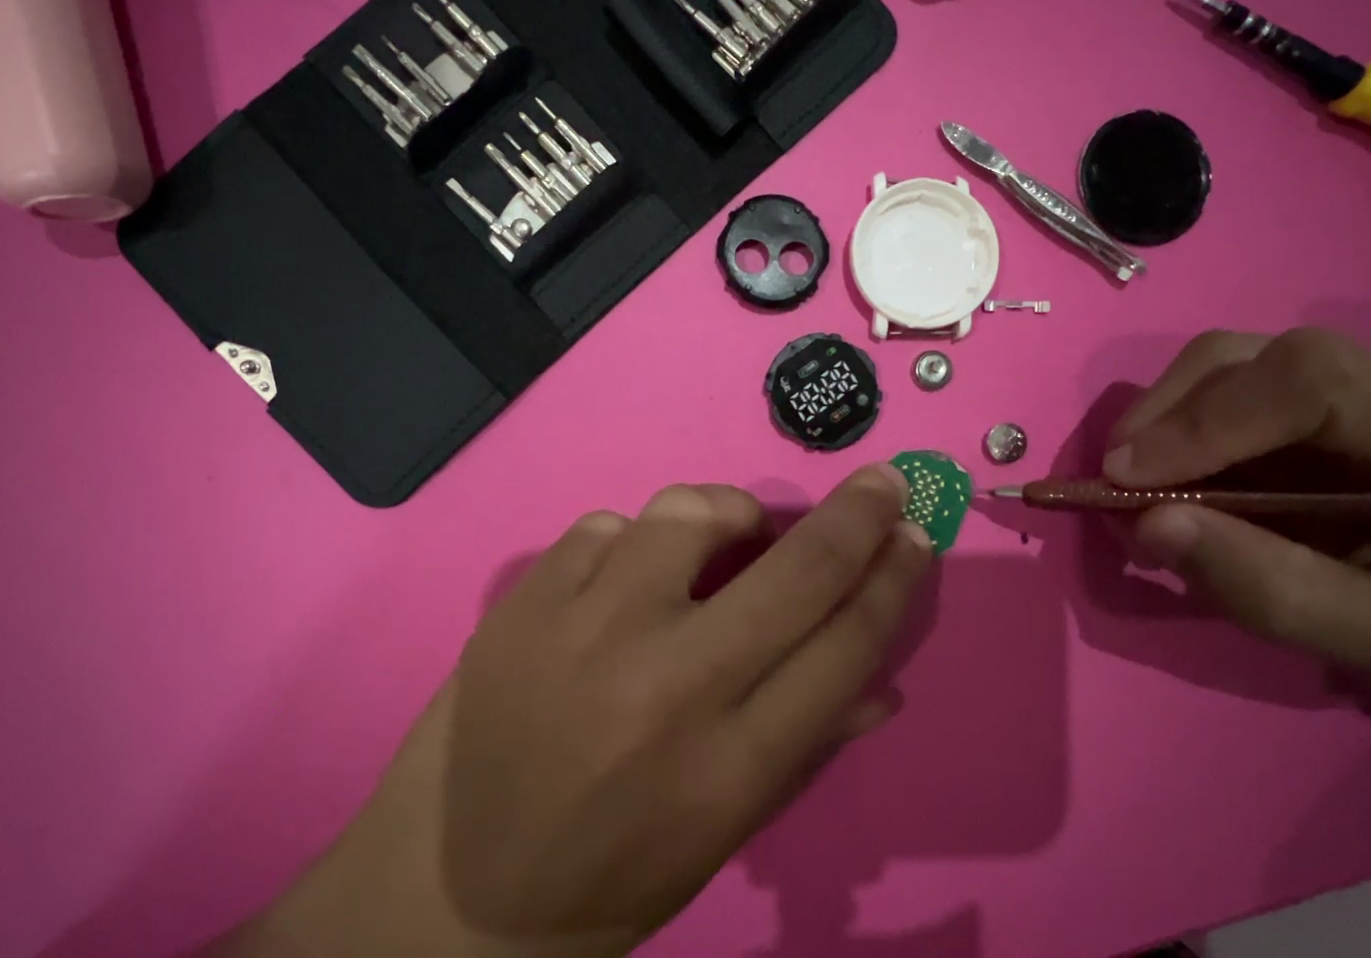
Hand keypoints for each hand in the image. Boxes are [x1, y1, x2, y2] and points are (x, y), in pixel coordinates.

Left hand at [230, 466, 932, 956]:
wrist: (457, 886)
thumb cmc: (613, 870)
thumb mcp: (725, 830)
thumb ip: (808, 747)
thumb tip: (883, 682)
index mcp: (734, 761)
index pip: (846, 644)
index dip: (893, 582)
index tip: (913, 536)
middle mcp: (671, 684)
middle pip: (796, 571)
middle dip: (855, 516)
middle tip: (879, 483)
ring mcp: (587, 633)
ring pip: (687, 516)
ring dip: (727, 515)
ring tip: (729, 535)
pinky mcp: (523, 605)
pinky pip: (602, 529)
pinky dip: (629, 543)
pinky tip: (622, 582)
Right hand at [1105, 328, 1370, 721]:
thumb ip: (1268, 586)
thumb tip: (1146, 526)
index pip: (1305, 381)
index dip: (1205, 422)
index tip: (1131, 483)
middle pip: (1247, 358)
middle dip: (1165, 415)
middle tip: (1114, 484)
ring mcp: (1348, 386)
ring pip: (1225, 365)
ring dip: (1161, 418)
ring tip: (1131, 484)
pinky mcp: (1312, 407)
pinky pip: (1224, 395)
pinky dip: (1175, 430)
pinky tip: (1164, 479)